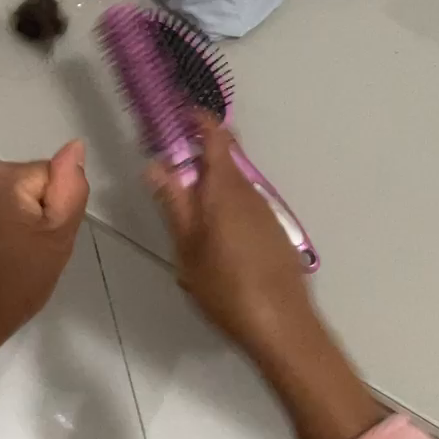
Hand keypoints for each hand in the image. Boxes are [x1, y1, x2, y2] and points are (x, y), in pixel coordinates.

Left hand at [0, 140, 88, 438]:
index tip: (45, 241)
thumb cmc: (14, 282)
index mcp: (4, 175)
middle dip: (41, 217)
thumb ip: (70, 188)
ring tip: (18, 259)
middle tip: (34, 254)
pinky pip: (0, 213)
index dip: (58, 212)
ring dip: (25, 227)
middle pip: (36, 186)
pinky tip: (2, 259)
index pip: (56, 178)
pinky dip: (7, 232)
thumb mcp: (56, 237)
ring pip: (20, 201)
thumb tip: (76, 146)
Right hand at [144, 114, 310, 351]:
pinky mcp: (274, 232)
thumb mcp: (188, 247)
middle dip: (198, 155)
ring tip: (186, 211)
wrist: (282, 324)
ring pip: (234, 184)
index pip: (215, 136)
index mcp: (225, 188)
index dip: (198, 119)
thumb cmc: (225, 285)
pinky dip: (226, 206)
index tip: (178, 114)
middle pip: (226, 158)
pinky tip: (215, 238)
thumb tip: (156, 165)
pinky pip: (245, 205)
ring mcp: (265, 212)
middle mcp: (249, 192)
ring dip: (211, 185)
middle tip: (170, 170)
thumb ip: (173, 203)